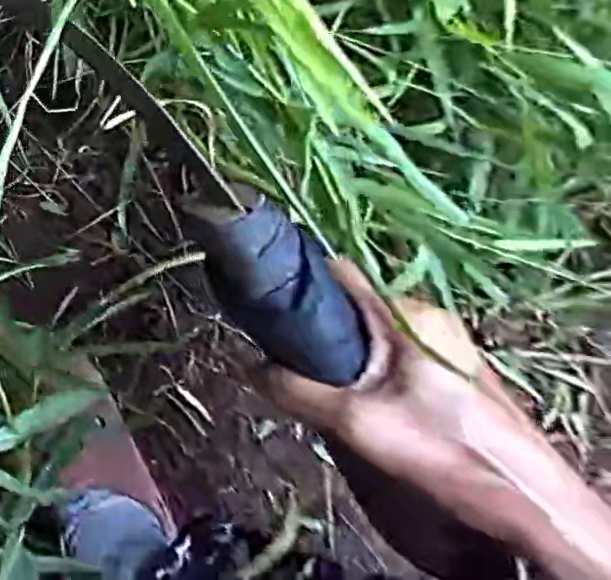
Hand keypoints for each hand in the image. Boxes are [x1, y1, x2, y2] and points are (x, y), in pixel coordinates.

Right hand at [263, 260, 610, 578]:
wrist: (543, 516)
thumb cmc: (451, 454)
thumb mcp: (352, 420)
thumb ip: (289, 387)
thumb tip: (246, 367)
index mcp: (410, 315)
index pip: (333, 271)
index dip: (291, 282)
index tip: (258, 303)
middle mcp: (431, 320)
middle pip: (348, 304)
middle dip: (313, 327)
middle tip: (289, 357)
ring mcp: (448, 347)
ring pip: (367, 331)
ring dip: (338, 351)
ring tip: (318, 381)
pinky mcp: (455, 374)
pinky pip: (388, 352)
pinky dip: (363, 366)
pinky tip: (356, 398)